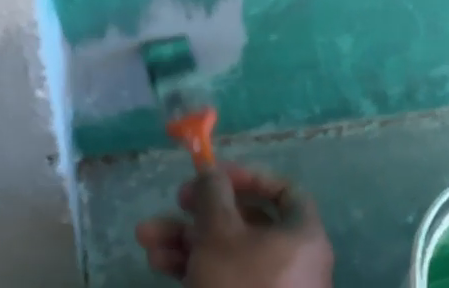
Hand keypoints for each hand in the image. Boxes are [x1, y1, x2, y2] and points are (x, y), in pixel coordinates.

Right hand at [136, 165, 334, 287]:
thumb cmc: (240, 287)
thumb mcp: (218, 231)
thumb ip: (212, 193)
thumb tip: (211, 173)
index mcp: (302, 237)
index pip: (283, 191)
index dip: (248, 176)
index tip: (213, 174)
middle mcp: (293, 262)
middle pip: (245, 221)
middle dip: (201, 211)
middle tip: (176, 201)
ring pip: (227, 251)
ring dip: (186, 239)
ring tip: (146, 237)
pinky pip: (224, 278)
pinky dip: (194, 267)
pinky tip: (157, 263)